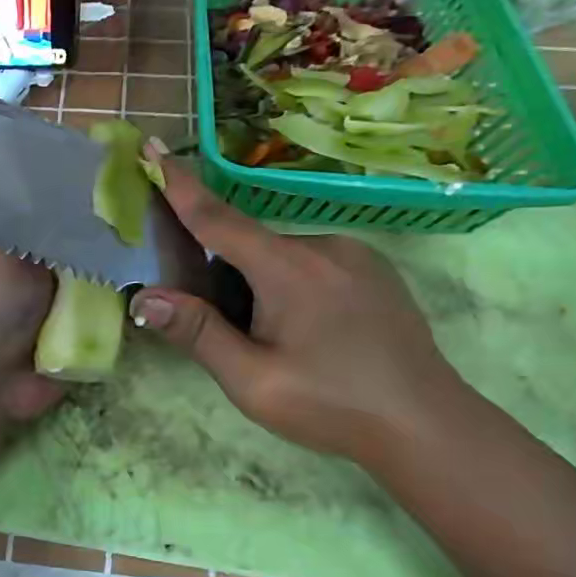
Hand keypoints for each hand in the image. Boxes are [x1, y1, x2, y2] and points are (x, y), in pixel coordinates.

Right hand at [128, 143, 477, 462]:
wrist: (432, 429)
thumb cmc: (332, 405)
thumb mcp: (251, 379)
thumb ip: (197, 332)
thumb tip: (143, 298)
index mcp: (288, 268)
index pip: (217, 217)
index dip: (178, 184)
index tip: (150, 147)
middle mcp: (322, 247)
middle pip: (246, 245)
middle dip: (220, 274)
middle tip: (225, 329)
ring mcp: (355, 256)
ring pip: (279, 257)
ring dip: (256, 284)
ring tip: (271, 341)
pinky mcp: (374, 271)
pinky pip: (310, 264)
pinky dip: (287, 284)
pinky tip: (304, 332)